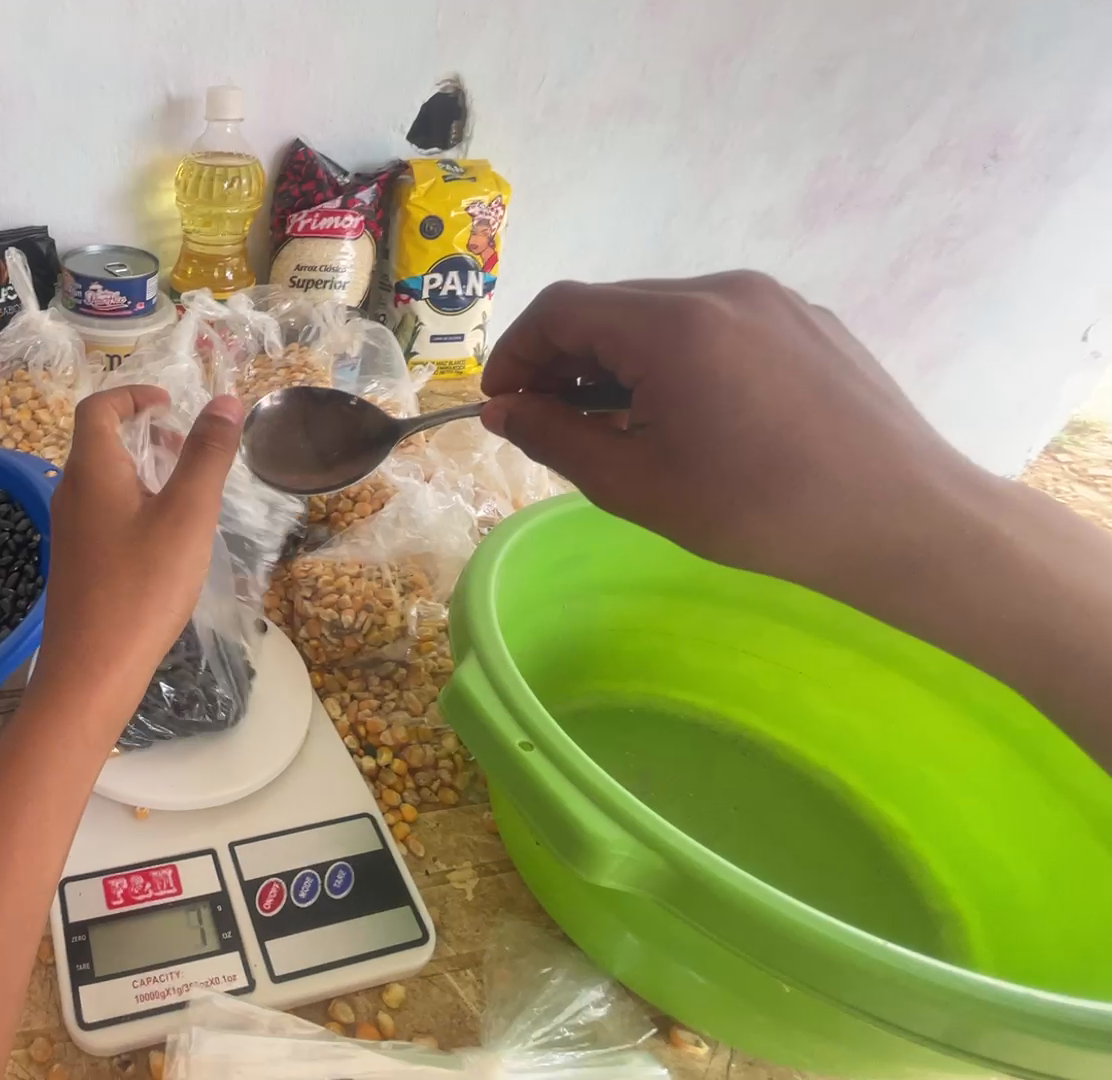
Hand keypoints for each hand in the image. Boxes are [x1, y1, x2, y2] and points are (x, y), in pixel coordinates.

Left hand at [35, 387, 244, 715]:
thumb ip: (206, 456)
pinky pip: (103, 512)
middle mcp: (71, 493)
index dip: (133, 394)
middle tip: (187, 450)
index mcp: (91, 471)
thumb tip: (224, 401)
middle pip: (99, 442)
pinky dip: (134, 503)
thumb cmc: (142, 586)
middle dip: (145, 433)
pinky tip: (164, 539)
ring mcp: (70, 530)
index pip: (99, 408)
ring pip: (103, 480)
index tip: (171, 405)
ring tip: (185, 494)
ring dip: (142, 470)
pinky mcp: (77, 561)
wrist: (92, 669)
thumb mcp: (187, 515)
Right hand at [479, 271, 983, 594]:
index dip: (514, 352)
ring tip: (610, 418)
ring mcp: (770, 299)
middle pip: (605, 305)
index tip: (502, 403)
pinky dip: (662, 354)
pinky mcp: (802, 319)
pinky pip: (705, 321)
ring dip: (609, 357)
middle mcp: (721, 291)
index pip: (560, 309)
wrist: (902, 521)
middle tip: (547, 418)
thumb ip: (548, 435)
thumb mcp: (627, 481)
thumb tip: (498, 410)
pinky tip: (674, 408)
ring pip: (654, 311)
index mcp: (673, 325)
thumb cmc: (750, 508)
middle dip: (558, 357)